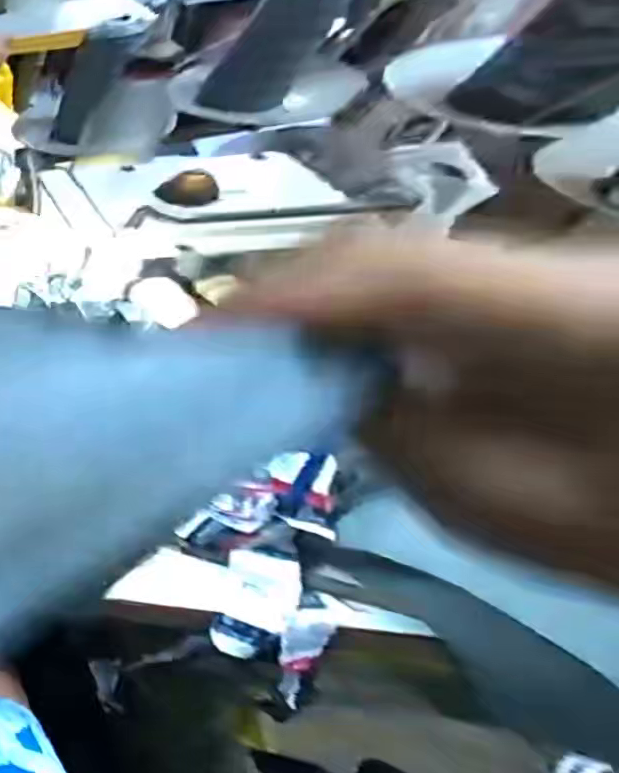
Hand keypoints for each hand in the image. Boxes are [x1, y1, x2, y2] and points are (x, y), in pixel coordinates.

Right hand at [226, 232, 618, 587]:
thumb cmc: (618, 521)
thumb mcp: (503, 505)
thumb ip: (394, 433)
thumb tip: (304, 381)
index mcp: (582, 318)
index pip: (402, 277)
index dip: (284, 297)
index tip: (197, 338)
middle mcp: (559, 269)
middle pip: (378, 251)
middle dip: (273, 293)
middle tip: (204, 345)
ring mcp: (539, 265)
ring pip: (380, 254)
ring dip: (294, 294)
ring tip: (236, 341)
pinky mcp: (517, 279)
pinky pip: (398, 273)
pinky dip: (329, 299)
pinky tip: (299, 335)